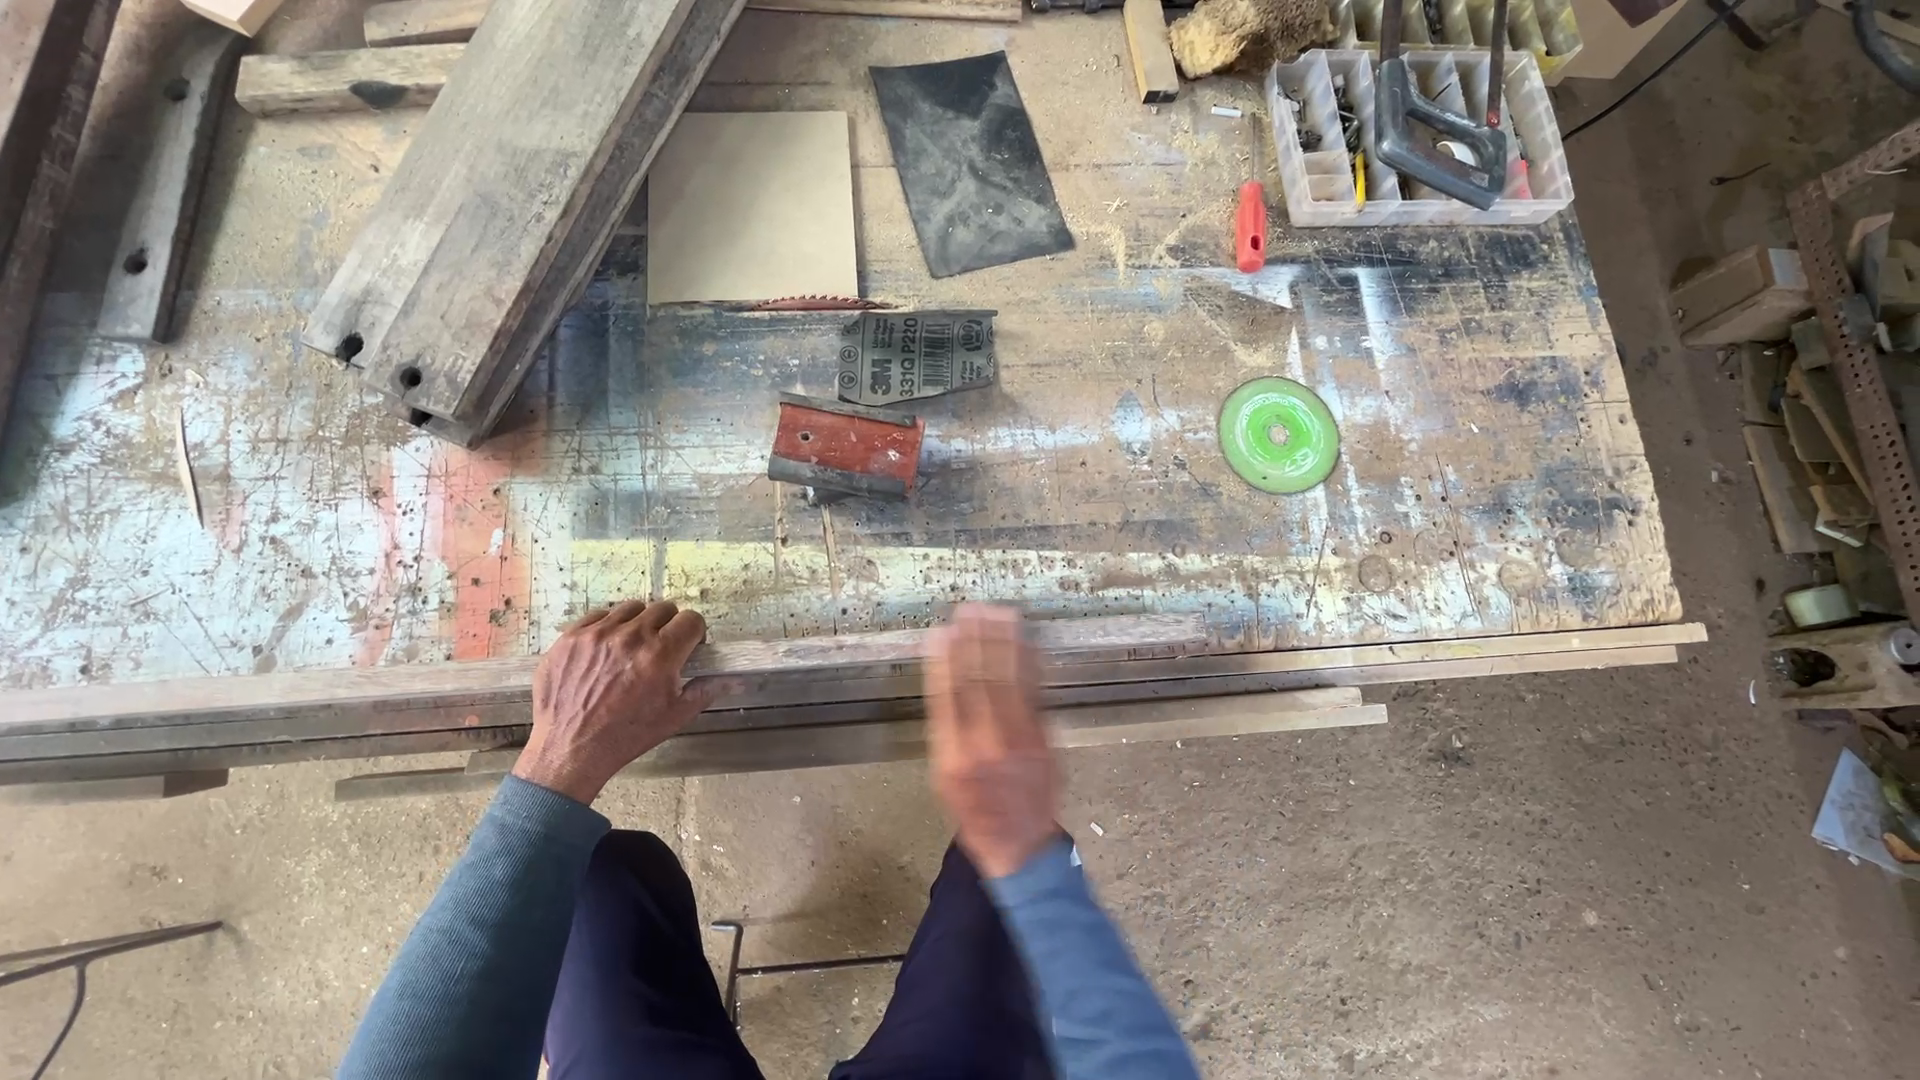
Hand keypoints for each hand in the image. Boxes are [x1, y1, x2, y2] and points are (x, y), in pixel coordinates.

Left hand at [513, 600, 726, 804]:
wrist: (570, 749)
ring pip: (630, 609)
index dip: (694, 633)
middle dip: (668, 626)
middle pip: (663, 608)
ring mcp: (596, 635)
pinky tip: (605, 651)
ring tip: (631, 647)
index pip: (691, 619)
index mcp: (660, 656)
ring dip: (638, 623)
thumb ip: (706, 690)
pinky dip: (607, 628)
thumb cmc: (625, 736)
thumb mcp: (674, 717)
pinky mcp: (570, 637)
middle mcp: (630, 638)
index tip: (688, 645)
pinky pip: (597, 616)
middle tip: (661, 648)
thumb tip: (733, 679)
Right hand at [924, 604, 1060, 878]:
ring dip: (1003, 643)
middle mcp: (987, 745)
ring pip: (1010, 681)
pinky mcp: (1045, 738)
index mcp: (954, 756)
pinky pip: (1035, 692)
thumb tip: (945, 681)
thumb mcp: (942, 777)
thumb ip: (945, 730)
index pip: (948, 697)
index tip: (942, 631)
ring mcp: (1021, 740)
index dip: (945, 661)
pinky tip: (1023, 642)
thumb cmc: (973, 809)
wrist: (1020, 842)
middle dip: (975, 641)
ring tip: (997, 614)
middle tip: (971, 610)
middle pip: (980, 681)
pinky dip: (1029, 664)